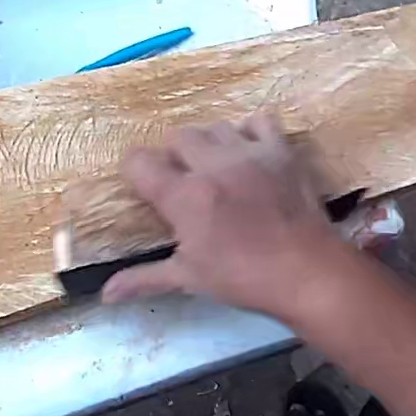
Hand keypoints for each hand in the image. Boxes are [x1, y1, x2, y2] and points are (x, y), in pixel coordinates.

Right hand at [99, 115, 350, 319]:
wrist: (310, 271)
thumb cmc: (247, 278)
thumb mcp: (192, 278)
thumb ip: (146, 278)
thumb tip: (105, 294)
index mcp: (185, 196)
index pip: (138, 161)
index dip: (138, 174)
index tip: (148, 190)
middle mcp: (214, 164)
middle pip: (178, 136)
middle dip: (175, 156)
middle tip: (189, 184)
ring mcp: (252, 153)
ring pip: (216, 126)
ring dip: (211, 144)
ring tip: (220, 170)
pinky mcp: (284, 151)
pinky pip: (261, 121)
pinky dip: (252, 132)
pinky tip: (252, 154)